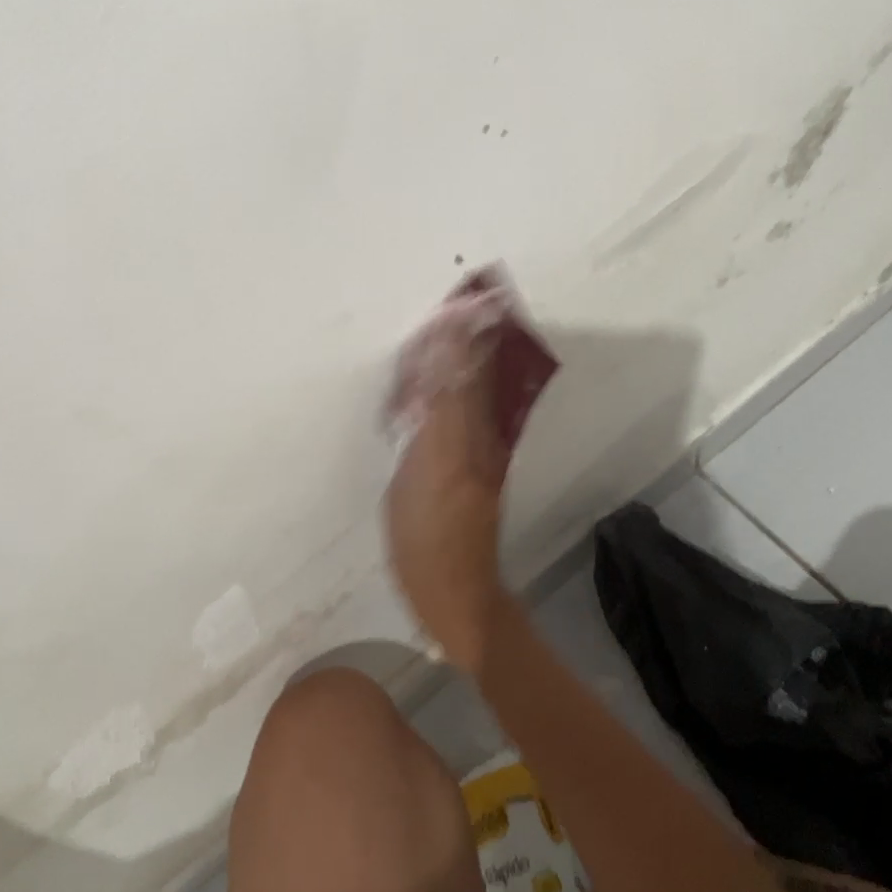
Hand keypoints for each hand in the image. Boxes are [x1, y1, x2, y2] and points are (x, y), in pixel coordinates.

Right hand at [385, 291, 517, 675]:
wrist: (457, 593)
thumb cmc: (424, 543)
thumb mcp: (413, 485)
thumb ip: (424, 431)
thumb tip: (430, 381)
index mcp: (457, 440)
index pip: (458, 377)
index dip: (459, 340)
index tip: (462, 303)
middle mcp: (475, 441)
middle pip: (475, 379)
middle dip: (475, 339)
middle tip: (478, 298)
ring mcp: (478, 457)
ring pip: (476, 395)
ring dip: (474, 357)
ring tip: (474, 322)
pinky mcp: (474, 472)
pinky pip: (473, 416)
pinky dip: (469, 387)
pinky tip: (462, 377)